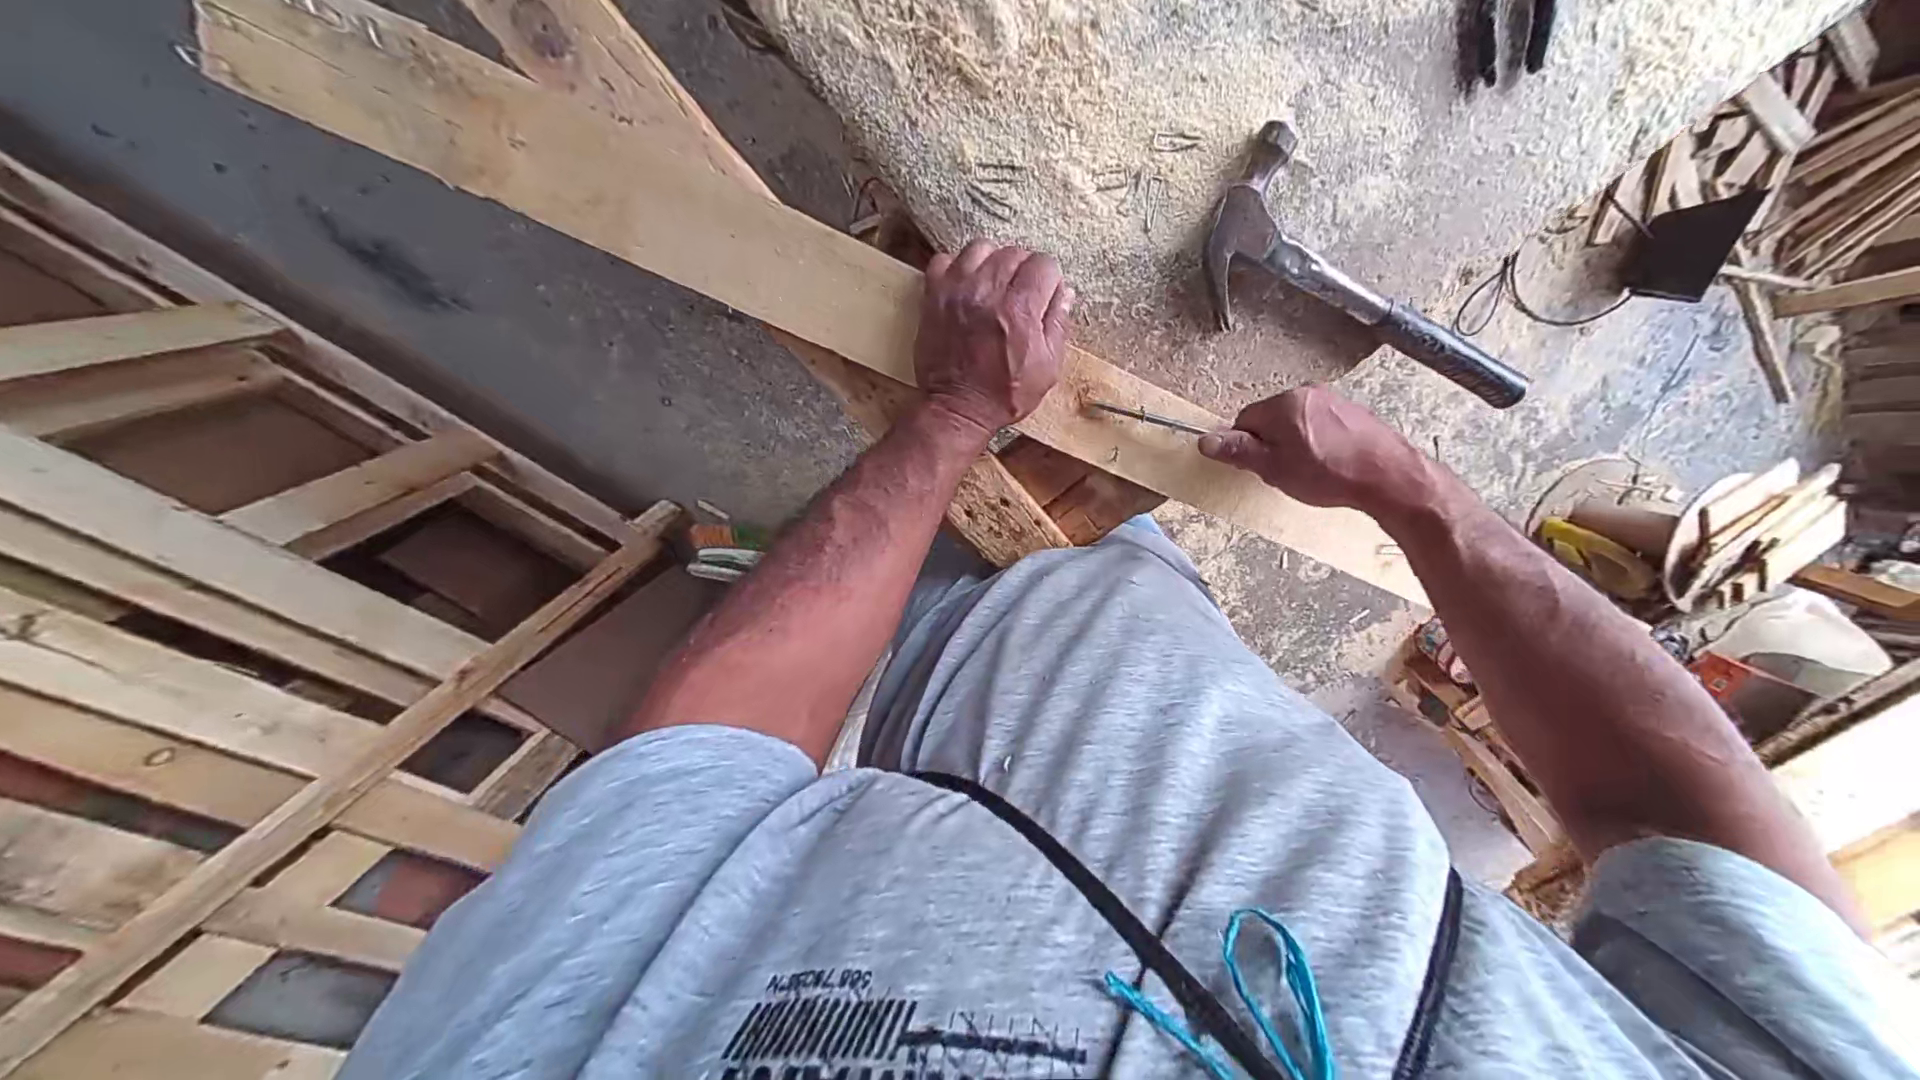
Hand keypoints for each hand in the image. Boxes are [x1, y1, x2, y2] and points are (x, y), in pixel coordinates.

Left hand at [915, 239, 1074, 435]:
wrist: (957, 408)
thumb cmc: (1004, 394)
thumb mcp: (1047, 367)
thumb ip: (1057, 325)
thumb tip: (1065, 293)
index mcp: (1020, 309)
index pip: (1044, 264)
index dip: (1048, 281)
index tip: (1043, 297)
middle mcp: (988, 292)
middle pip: (1014, 252)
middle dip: (1023, 270)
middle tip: (1019, 296)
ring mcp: (957, 291)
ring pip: (981, 248)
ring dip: (991, 263)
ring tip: (992, 286)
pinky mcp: (934, 297)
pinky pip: (944, 260)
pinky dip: (956, 268)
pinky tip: (965, 287)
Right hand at [1197, 386, 1437, 520]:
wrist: (1389, 477)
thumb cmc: (1331, 473)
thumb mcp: (1272, 468)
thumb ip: (1238, 451)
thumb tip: (1206, 441)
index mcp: (1282, 404)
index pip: (1244, 421)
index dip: (1248, 447)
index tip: (1259, 464)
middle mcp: (1307, 394)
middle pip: (1270, 419)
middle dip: (1272, 444)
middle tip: (1284, 470)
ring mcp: (1332, 401)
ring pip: (1296, 423)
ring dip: (1295, 444)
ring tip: (1310, 470)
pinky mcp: (1352, 412)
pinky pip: (1320, 425)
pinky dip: (1319, 443)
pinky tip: (1329, 464)